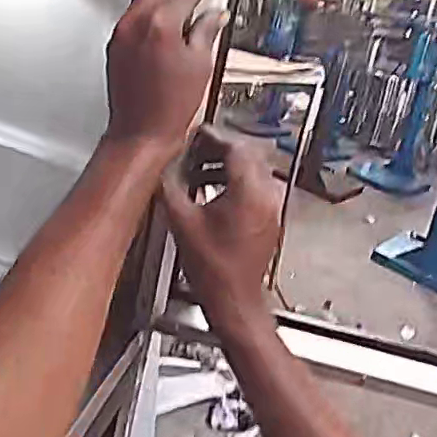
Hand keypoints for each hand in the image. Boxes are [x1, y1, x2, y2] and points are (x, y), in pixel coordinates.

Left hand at [105, 0, 225, 152]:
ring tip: (179, 16)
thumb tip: (214, 17)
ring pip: (141, 2)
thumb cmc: (169, 108)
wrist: (141, 133)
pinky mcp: (114, 48)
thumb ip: (206, 32)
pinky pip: (132, 21)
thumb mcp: (201, 66)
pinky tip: (162, 35)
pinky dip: (147, 20)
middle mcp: (135, 24)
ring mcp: (121, 36)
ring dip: (160, 3)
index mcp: (161, 24)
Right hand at [160, 126, 283, 329]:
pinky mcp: (270, 217)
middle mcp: (267, 194)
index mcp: (249, 190)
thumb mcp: (182, 222)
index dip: (212, 137)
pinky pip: (256, 186)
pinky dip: (235, 181)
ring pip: (252, 169)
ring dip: (226, 165)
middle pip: (247, 154)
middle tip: (195, 150)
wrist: (234, 301)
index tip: (197, 135)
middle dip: (219, 149)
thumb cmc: (214, 269)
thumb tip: (164, 168)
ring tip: (199, 171)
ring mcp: (272, 206)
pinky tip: (213, 191)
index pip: (235, 147)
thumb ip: (171, 187)